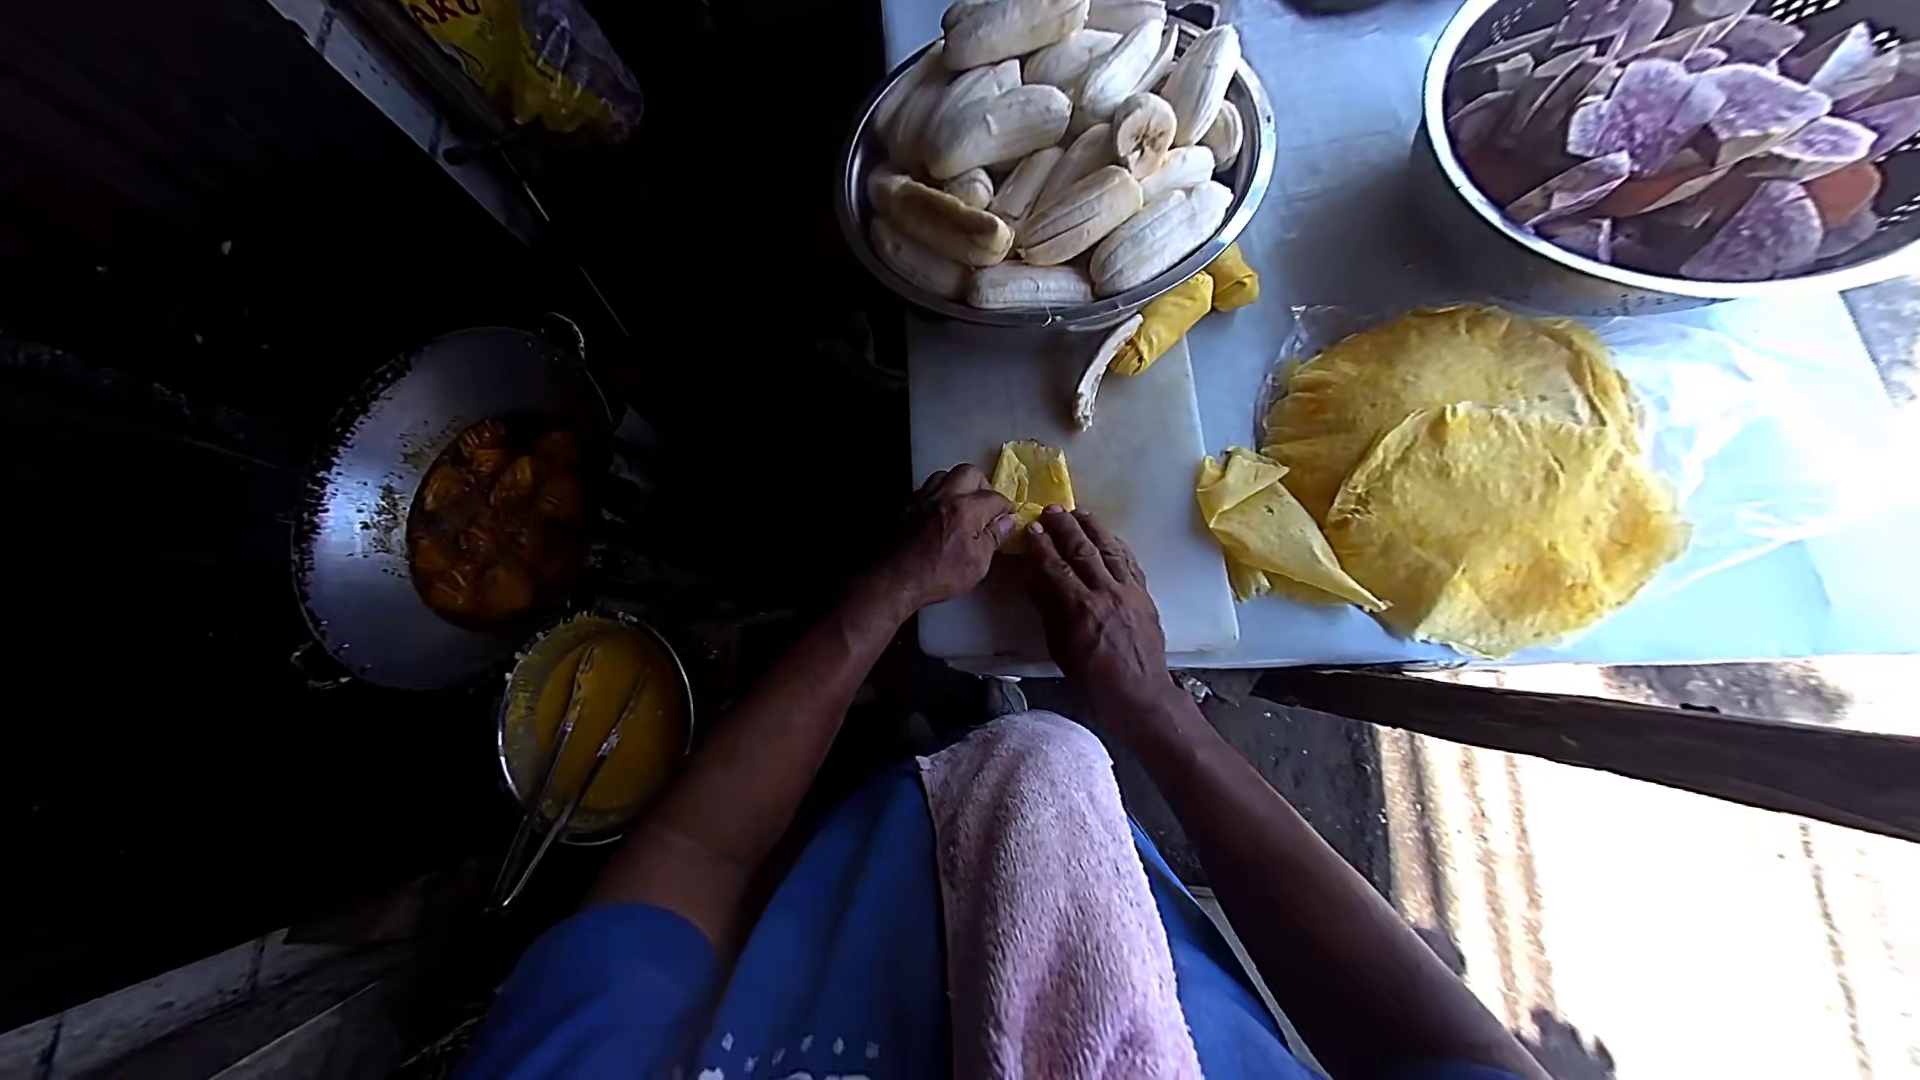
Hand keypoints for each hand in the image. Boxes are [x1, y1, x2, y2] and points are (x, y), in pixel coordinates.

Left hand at [876, 464, 1015, 611]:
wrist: (896, 579)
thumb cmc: (940, 575)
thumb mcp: (977, 563)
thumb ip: (993, 537)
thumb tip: (1007, 521)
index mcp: (966, 509)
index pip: (995, 498)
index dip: (1006, 508)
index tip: (1007, 517)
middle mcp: (945, 495)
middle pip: (970, 472)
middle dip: (983, 486)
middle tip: (986, 505)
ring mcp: (924, 498)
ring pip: (945, 475)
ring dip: (958, 485)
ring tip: (962, 504)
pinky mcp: (907, 505)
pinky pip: (927, 488)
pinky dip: (938, 493)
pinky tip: (940, 510)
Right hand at [1025, 508, 1177, 716]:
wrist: (1138, 694)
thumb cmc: (1090, 678)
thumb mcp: (1059, 646)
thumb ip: (1048, 608)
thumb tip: (1035, 577)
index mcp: (1080, 609)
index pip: (1056, 567)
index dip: (1042, 545)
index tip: (1033, 528)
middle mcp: (1106, 593)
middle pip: (1083, 550)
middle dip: (1065, 527)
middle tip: (1052, 510)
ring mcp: (1129, 591)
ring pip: (1110, 549)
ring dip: (1092, 527)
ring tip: (1079, 513)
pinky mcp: (1145, 594)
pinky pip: (1129, 561)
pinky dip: (1116, 545)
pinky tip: (1106, 536)